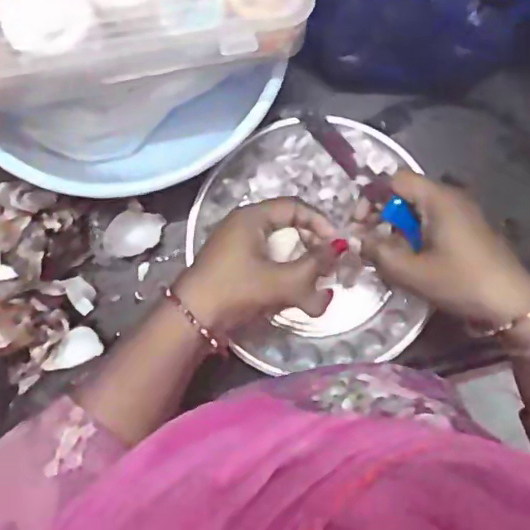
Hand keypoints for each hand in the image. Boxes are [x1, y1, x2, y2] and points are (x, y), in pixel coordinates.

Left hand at [174, 199, 338, 333]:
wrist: (189, 323)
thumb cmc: (234, 291)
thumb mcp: (279, 281)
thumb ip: (314, 267)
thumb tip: (340, 250)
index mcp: (252, 217)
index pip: (294, 207)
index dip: (319, 222)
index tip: (336, 243)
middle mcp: (244, 225)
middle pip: (288, 225)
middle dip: (312, 245)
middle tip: (328, 264)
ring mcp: (238, 246)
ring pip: (280, 246)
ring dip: (301, 262)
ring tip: (316, 282)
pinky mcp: (236, 267)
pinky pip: (269, 260)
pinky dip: (286, 272)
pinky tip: (296, 293)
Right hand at [366, 171, 529, 326]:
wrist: (512, 302)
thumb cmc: (461, 282)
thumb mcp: (413, 272)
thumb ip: (379, 252)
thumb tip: (358, 238)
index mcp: (437, 197)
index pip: (395, 179)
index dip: (372, 196)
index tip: (359, 224)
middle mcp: (451, 196)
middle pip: (406, 192)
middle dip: (383, 215)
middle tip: (369, 243)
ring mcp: (463, 211)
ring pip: (419, 208)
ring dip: (400, 227)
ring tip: (389, 255)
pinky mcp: (469, 227)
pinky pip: (435, 220)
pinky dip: (418, 234)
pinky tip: (413, 259)